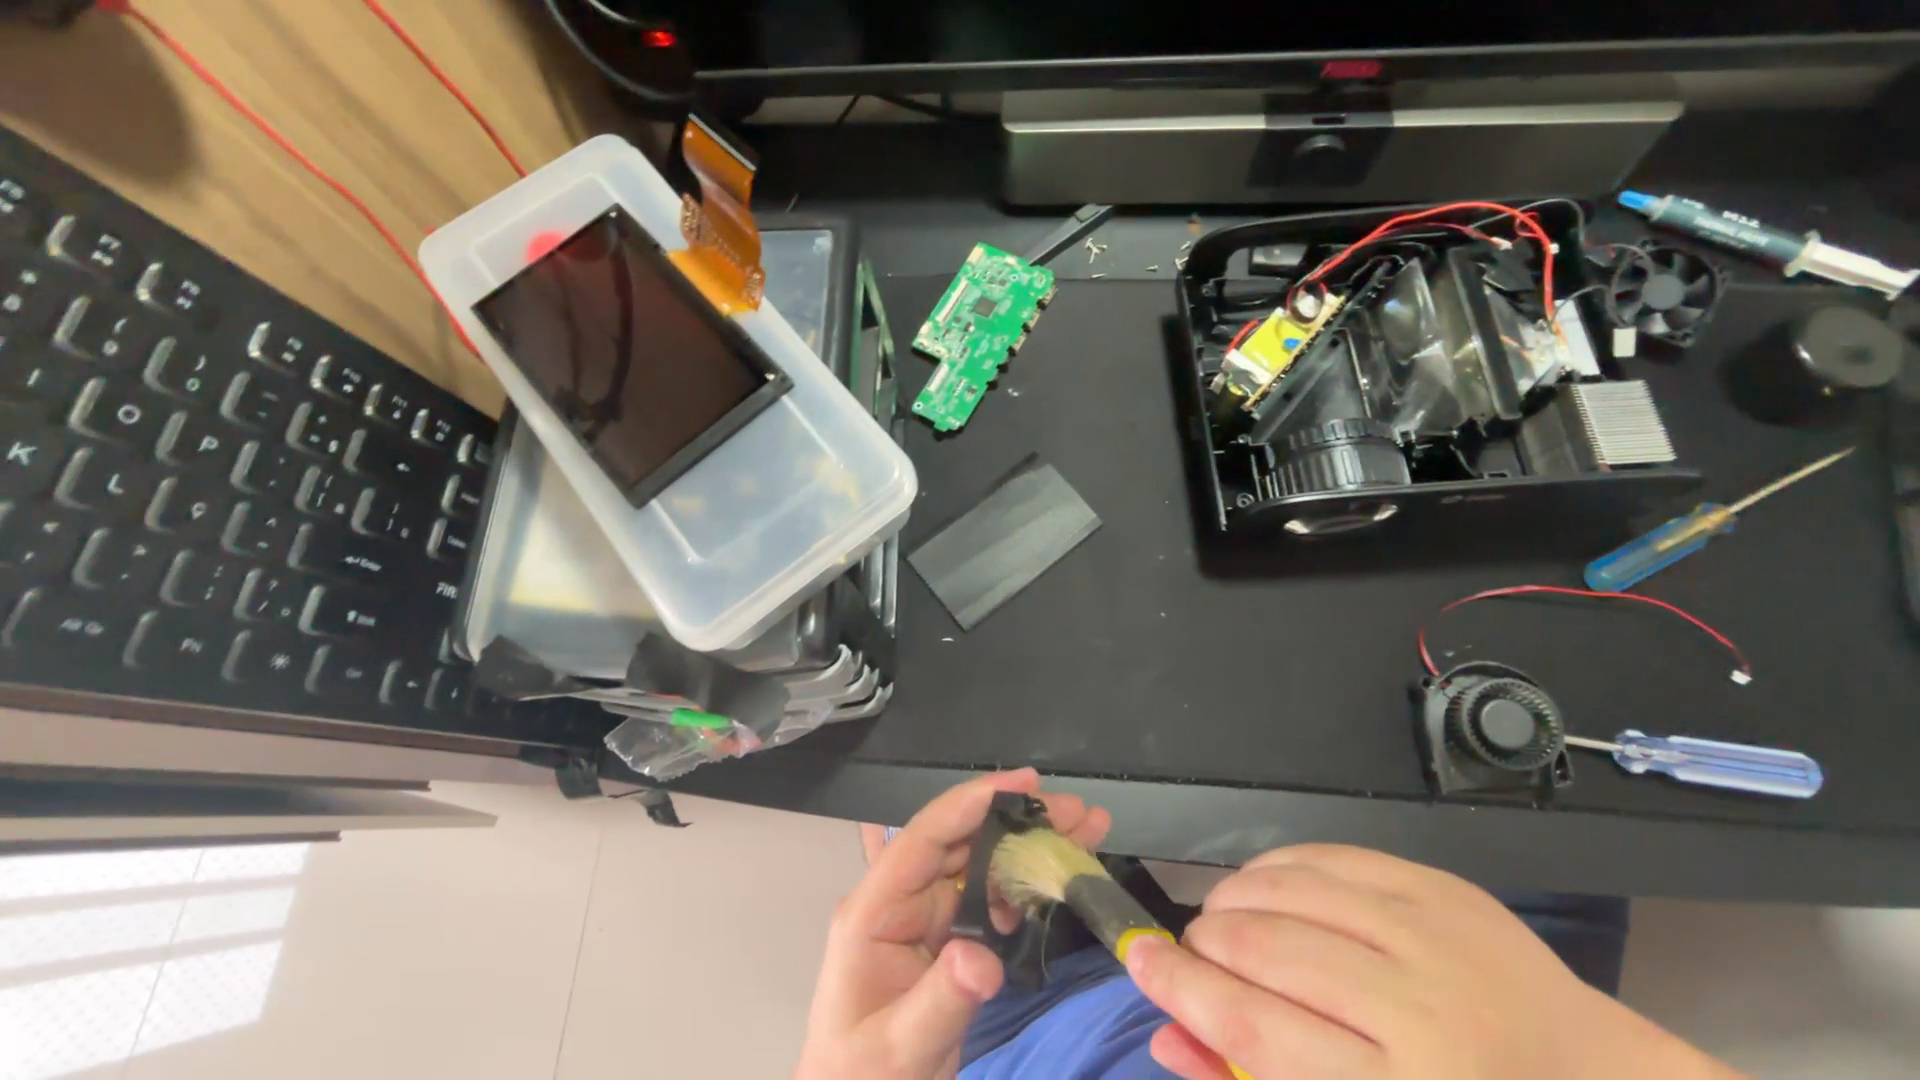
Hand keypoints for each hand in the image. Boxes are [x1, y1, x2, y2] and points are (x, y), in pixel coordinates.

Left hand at [795, 768, 1111, 1079]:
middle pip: (963, 844)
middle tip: (1078, 812)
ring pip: (982, 867)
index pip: (925, 838)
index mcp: (876, 909)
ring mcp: (927, 922)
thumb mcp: (899, 1047)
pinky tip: (1061, 880)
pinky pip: (990, 903)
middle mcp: (902, 902)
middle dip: (1020, 822)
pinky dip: (1026, 888)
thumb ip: (941, 1000)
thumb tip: (984, 958)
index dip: (973, 803)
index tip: (1025, 784)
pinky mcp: (949, 944)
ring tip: (1086, 830)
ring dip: (1030, 848)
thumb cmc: (862, 1078)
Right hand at [1125, 845, 1743, 1079]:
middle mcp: (1420, 1011)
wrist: (1585, 1078)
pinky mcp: (1439, 887)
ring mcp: (1433, 936)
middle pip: (1263, 949)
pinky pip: (1325, 856)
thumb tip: (1167, 1035)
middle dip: (1204, 942)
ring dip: (1231, 899)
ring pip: (1288, 891)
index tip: (1140, 961)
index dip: (1180, 987)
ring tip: (1224, 921)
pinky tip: (1264, 888)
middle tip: (1193, 951)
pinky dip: (1274, 868)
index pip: (1252, 1026)